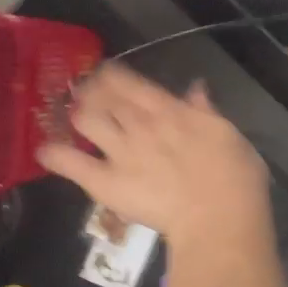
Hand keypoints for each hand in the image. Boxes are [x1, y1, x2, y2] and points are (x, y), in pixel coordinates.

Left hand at [38, 65, 268, 247]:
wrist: (218, 214)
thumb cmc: (237, 174)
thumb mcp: (228, 134)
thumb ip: (206, 111)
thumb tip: (194, 88)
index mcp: (172, 113)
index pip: (132, 84)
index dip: (114, 75)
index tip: (106, 72)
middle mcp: (140, 126)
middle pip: (104, 98)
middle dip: (93, 91)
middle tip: (88, 92)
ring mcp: (118, 152)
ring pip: (84, 121)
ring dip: (78, 114)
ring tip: (77, 117)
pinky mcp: (102, 181)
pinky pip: (67, 162)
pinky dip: (54, 154)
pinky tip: (50, 151)